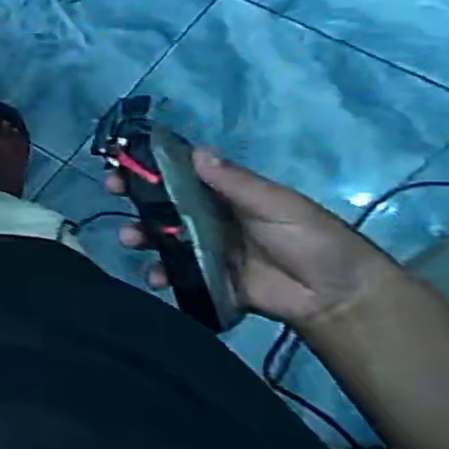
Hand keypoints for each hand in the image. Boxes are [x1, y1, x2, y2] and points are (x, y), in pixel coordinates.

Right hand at [109, 150, 405, 327]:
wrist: (337, 295)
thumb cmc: (311, 239)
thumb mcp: (277, 203)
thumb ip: (235, 182)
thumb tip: (195, 152)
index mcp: (223, 194)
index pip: (178, 174)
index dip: (149, 166)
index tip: (123, 160)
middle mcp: (207, 217)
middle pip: (160, 203)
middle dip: (133, 196)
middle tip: (112, 191)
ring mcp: (203, 248)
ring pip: (160, 236)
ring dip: (140, 235)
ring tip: (131, 239)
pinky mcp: (205, 278)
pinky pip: (174, 273)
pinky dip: (160, 274)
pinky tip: (157, 276)